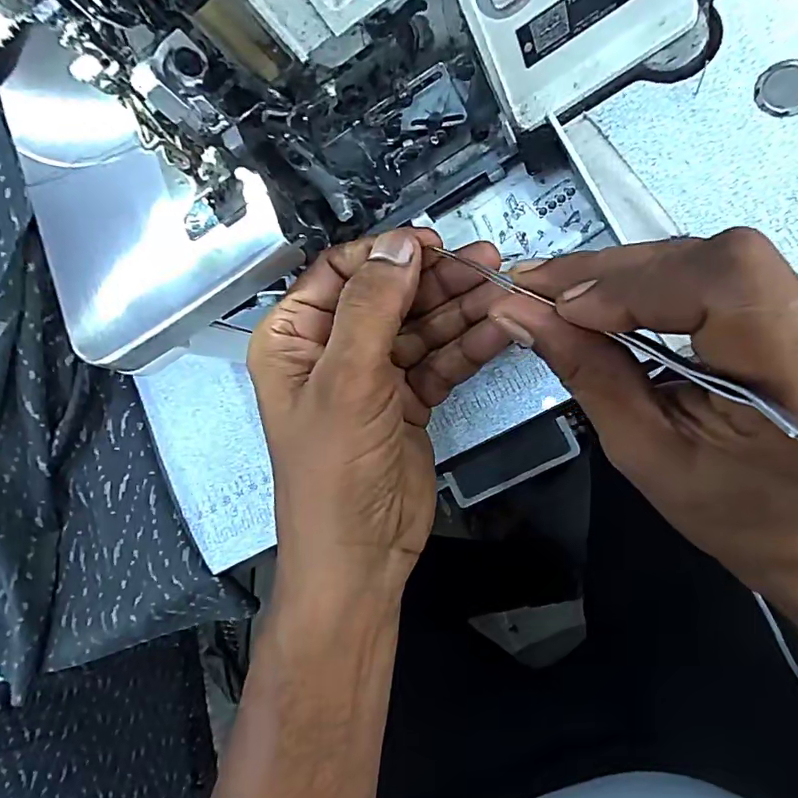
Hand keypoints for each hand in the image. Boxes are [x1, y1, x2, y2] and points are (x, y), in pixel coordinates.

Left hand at [247, 228, 506, 598]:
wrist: (362, 552)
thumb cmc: (333, 474)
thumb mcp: (348, 382)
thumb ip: (374, 309)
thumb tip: (400, 248)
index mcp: (296, 339)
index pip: (342, 274)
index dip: (388, 255)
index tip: (434, 245)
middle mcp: (335, 352)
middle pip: (392, 298)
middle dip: (438, 282)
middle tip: (485, 265)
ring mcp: (377, 378)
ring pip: (424, 329)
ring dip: (462, 312)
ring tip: (502, 293)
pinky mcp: (411, 402)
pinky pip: (442, 363)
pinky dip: (469, 349)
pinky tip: (498, 333)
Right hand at [401, 228, 797, 596]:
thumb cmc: (729, 511)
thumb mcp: (648, 455)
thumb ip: (591, 374)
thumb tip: (520, 309)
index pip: (729, 284)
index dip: (639, 281)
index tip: (564, 303)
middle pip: (726, 261)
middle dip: (627, 273)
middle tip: (550, 288)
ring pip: (731, 261)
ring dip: (651, 276)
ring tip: (589, 300)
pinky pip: (747, 276)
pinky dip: (687, 285)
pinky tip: (648, 306)